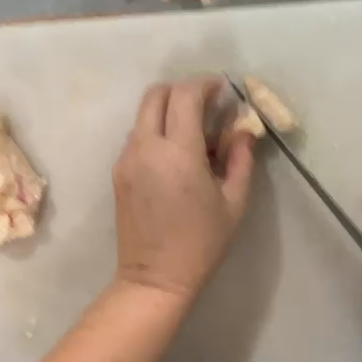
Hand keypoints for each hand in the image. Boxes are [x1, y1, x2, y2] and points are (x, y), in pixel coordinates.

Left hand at [112, 77, 256, 301]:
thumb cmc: (201, 243)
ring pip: (143, 116)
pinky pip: (136, 137)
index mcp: (178, 152)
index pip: (185, 95)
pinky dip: (156, 132)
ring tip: (194, 133)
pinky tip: (175, 156)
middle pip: (155, 94)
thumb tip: (242, 129)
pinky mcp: (118, 173)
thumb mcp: (234, 202)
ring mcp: (126, 159)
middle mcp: (145, 148)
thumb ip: (240, 158)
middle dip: (181, 90)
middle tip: (206, 104)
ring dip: (167, 112)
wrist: (154, 277)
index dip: (205, 84)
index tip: (222, 90)